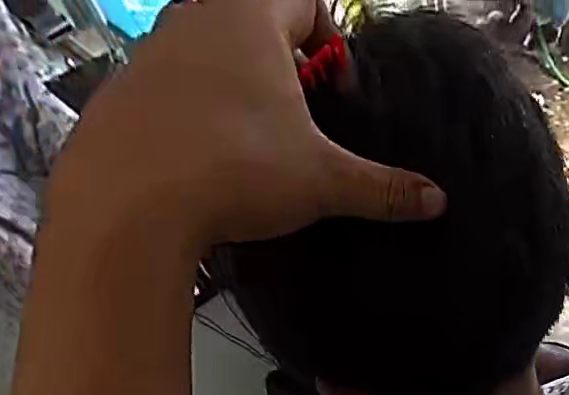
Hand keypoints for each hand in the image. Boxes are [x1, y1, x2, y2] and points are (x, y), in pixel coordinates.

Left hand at [44, 0, 444, 256]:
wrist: (131, 198)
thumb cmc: (237, 168)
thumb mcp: (324, 182)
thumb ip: (383, 189)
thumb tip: (437, 200)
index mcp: (249, 17)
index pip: (305, 0)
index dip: (332, 40)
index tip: (340, 90)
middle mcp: (198, 18)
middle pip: (258, 23)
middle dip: (291, 68)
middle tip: (309, 124)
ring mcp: (158, 52)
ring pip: (218, 56)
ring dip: (248, 92)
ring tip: (266, 149)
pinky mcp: (133, 92)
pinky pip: (184, 89)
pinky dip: (209, 115)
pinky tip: (219, 163)